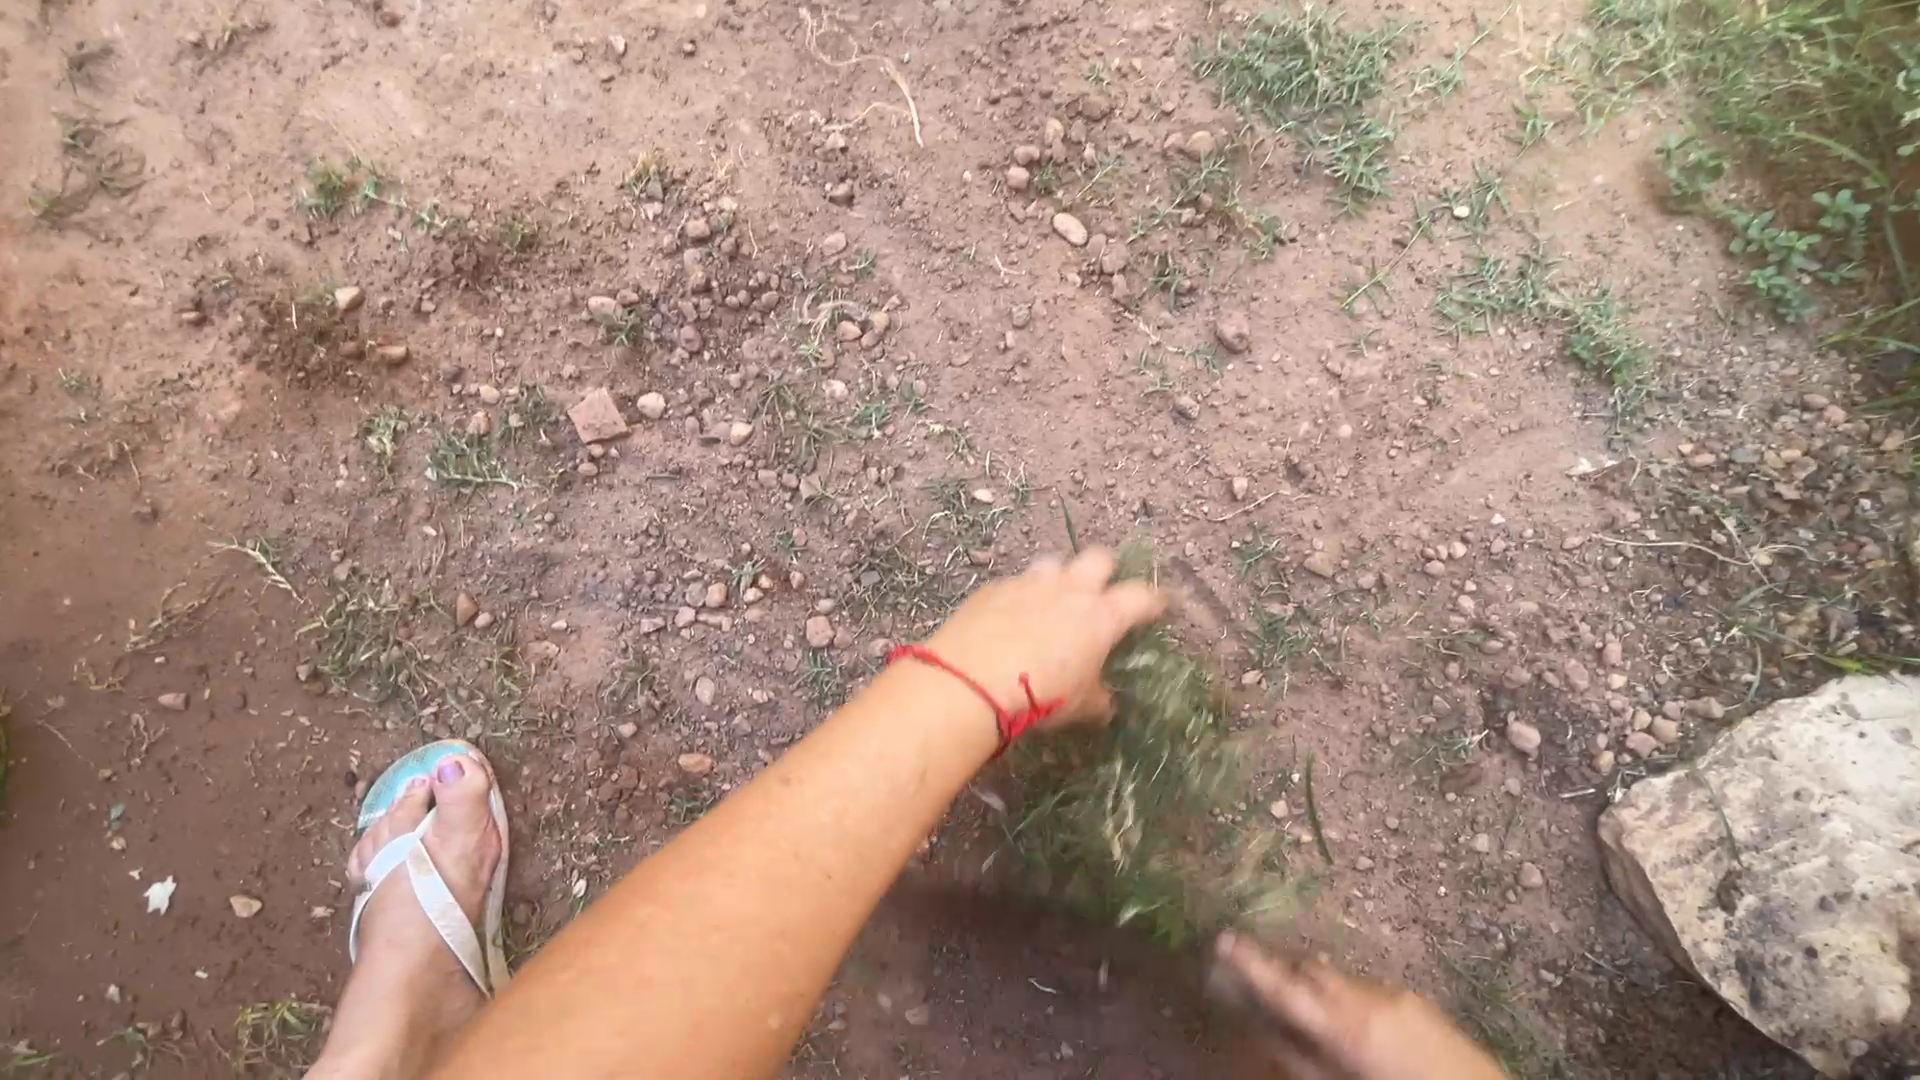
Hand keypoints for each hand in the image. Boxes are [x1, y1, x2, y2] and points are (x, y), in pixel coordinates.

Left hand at [921, 548, 1164, 728]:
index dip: (1155, 599)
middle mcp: (1069, 589)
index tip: (1160, 604)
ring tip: (1053, 598)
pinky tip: (1011, 616)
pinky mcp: (994, 587)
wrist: (972, 679)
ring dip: (1058, 576)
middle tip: (1102, 590)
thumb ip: (1096, 698)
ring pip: (1053, 562)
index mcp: (1101, 616)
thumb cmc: (1040, 696)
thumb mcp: (1078, 705)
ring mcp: (1029, 583)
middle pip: (1099, 558)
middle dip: (1105, 570)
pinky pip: (1015, 582)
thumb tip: (1104, 701)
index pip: (1141, 596)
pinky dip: (1020, 595)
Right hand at [1213, 932, 1508, 1079]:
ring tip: (1324, 1023)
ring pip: (1341, 980)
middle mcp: (1365, 998)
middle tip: (1273, 990)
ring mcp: (1394, 994)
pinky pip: (1369, 990)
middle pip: (1312, 970)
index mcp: (1344, 1027)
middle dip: (1289, 975)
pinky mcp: (1416, 1000)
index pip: (1285, 987)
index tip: (1223, 938)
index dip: (1251, 963)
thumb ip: (1302, 1061)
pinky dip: (1354, 1003)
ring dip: (1324, 993)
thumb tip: (1263, 1035)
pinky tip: (1365, 1033)